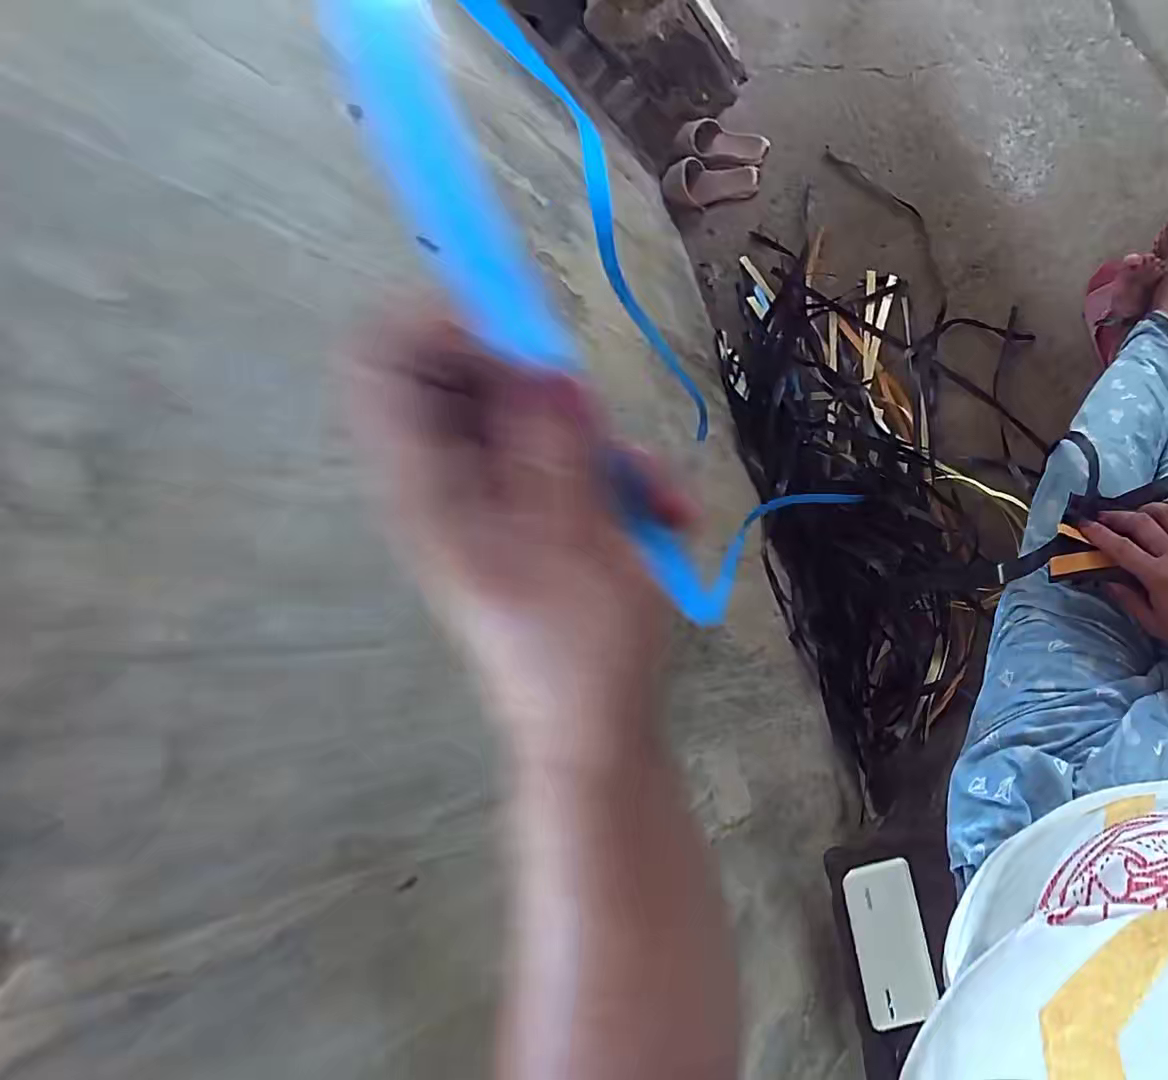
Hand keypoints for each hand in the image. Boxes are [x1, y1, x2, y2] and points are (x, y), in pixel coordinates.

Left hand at [345, 311, 695, 767]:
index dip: (449, 323)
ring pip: (551, 430)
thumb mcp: (577, 537)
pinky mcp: (554, 522)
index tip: (534, 331)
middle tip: (613, 436)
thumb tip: (545, 367)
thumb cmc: (582, 641)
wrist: (603, 719)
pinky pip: (583, 471)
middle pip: (484, 388)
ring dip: (616, 452)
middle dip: (562, 399)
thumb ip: (555, 447)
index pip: (390, 360)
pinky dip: (629, 485)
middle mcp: (460, 483)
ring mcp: (510, 504)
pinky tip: (671, 519)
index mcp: (433, 484)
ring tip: (668, 502)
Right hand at [1080, 504, 1167, 666]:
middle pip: (1142, 524)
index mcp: (1158, 575)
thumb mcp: (1151, 622)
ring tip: (1136, 512)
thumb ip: (1127, 599)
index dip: (1100, 534)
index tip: (1085, 524)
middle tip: (1103, 515)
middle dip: (1118, 516)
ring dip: (1149, 508)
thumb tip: (1106, 581)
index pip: (1122, 548)